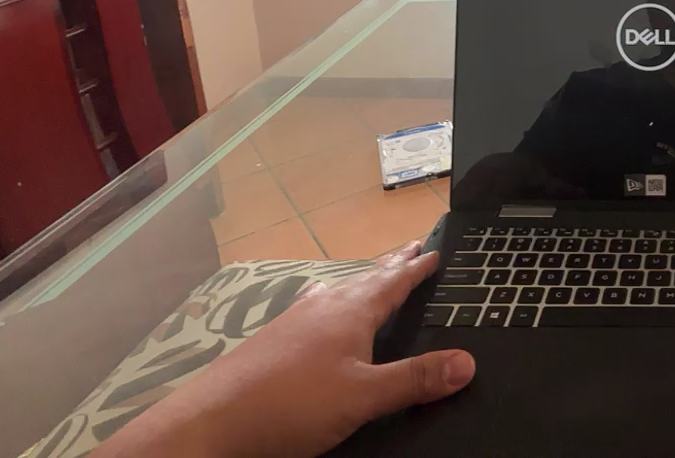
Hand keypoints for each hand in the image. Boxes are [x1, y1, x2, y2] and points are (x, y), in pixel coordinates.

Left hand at [97, 242, 473, 457]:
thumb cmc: (292, 406)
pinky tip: (318, 309)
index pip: (395, 281)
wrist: (205, 426)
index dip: (417, 268)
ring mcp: (295, 319)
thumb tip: (470, 362)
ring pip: (339, 290)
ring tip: (372, 274)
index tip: (434, 250)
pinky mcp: (270, 338)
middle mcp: (326, 305)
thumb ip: (415, 379)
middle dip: (392, 264)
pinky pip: (314, 306)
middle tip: (410, 248)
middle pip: (367, 277)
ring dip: (362, 280)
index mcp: (354, 311)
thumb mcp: (363, 397)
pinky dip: (331, 300)